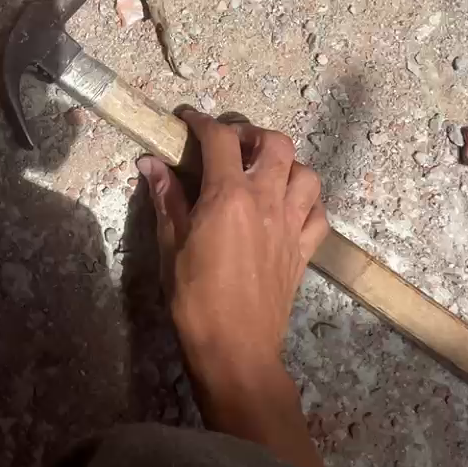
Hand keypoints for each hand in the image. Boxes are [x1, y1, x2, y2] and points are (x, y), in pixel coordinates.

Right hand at [137, 111, 331, 466]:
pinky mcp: (304, 250)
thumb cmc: (194, 295)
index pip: (220, 140)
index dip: (201, 121)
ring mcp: (291, 226)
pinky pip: (318, 212)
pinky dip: (305, 198)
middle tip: (228, 143)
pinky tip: (286, 204)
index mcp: (229, 197)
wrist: (236, 348)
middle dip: (251, 133)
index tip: (186, 119)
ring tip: (260, 170)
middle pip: (276, 144)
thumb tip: (149, 163)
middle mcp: (267, 202)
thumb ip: (165, 197)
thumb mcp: (169, 243)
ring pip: (307, 173)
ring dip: (285, 162)